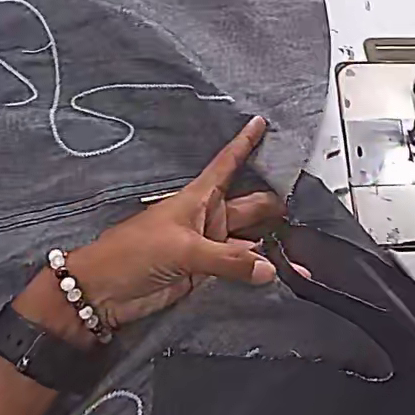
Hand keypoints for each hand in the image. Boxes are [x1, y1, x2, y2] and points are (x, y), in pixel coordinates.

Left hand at [14, 116, 283, 345]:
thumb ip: (227, 260)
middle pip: (251, 205)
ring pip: (250, 239)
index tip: (262, 122)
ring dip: (273, 244)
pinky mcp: (207, 272)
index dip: (244, 143)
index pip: (227, 163)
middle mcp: (208, 217)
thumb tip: (269, 269)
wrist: (104, 291)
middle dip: (276, 206)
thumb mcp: (181, 249)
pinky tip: (282, 272)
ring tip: (306, 248)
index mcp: (198, 197)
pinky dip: (260, 270)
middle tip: (310, 210)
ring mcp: (210, 245)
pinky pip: (241, 267)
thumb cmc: (133, 253)